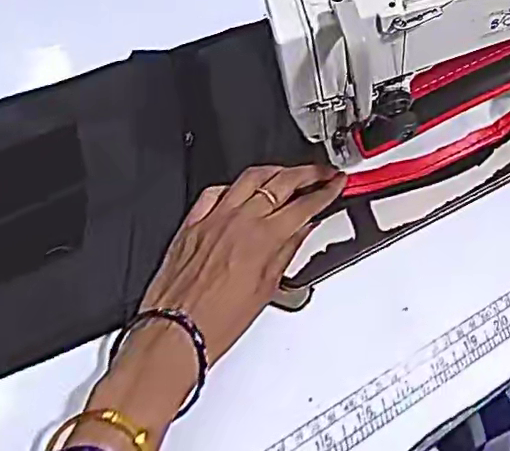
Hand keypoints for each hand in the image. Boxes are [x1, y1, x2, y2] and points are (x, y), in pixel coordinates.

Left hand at [82, 165, 345, 439]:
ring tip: (289, 173)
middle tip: (323, 172)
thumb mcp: (267, 288)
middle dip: (311, 172)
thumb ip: (289, 249)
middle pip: (285, 180)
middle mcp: (240, 221)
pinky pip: (215, 192)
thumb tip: (303, 229)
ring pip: (252, 176)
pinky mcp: (192, 224)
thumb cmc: (215, 324)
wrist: (172, 338)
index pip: (307, 202)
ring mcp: (214, 219)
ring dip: (277, 170)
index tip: (337, 183)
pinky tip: (241, 190)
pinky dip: (233, 186)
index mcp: (263, 238)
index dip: (328, 189)